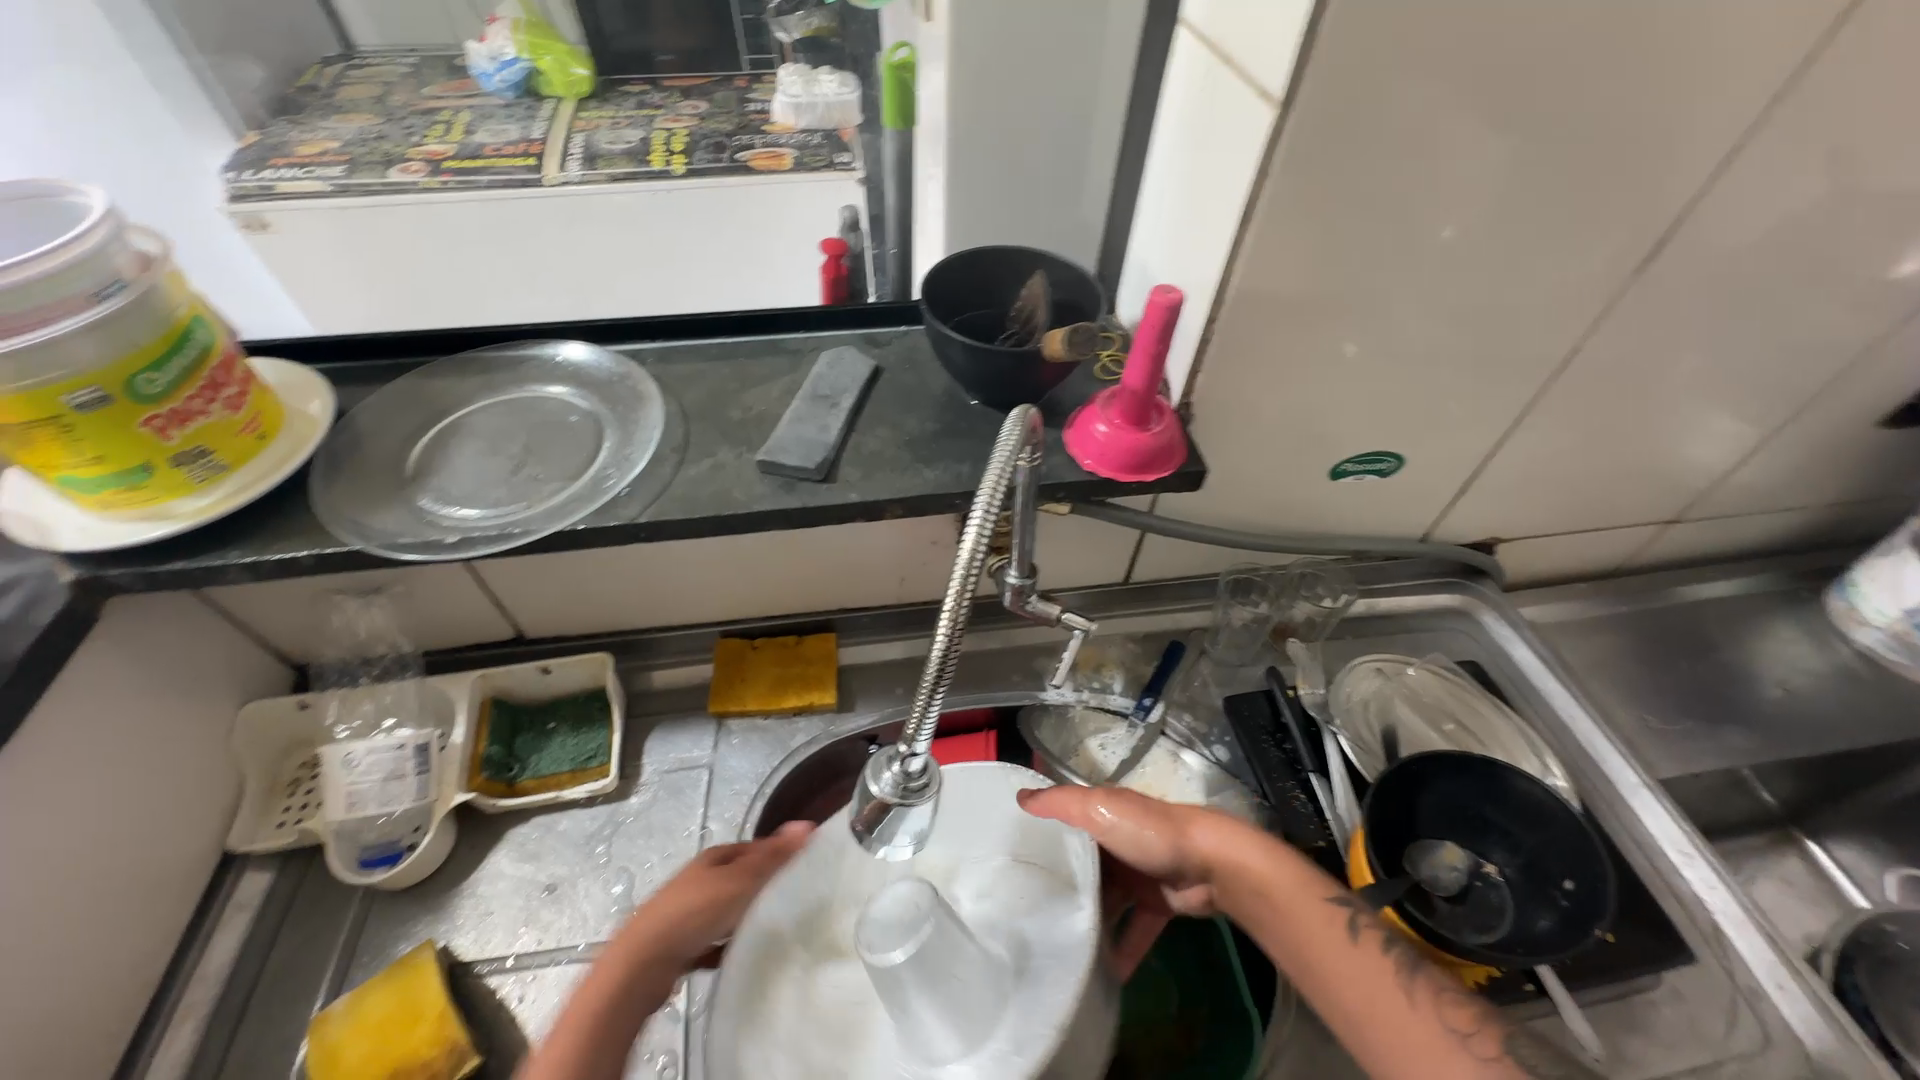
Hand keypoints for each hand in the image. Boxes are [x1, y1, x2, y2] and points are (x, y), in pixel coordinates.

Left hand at [624, 820, 813, 970]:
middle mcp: (699, 880)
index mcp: (714, 859)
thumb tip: (807, 823)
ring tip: (771, 931)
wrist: (642, 964)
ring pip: (727, 911)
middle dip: (762, 889)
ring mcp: (688, 913)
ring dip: (744, 919)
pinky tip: (739, 957)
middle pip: (740, 880)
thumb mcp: (741, 880)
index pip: (754, 849)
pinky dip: (726, 947)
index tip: (802, 872)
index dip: (777, 857)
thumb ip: (774, 857)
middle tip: (793, 903)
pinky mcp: (682, 944)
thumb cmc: (696, 912)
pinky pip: (714, 941)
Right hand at [1017, 785, 1234, 978]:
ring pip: (1106, 903)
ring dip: (1089, 924)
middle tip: (1025, 917)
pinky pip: (1134, 930)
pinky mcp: (1157, 904)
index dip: (1039, 841)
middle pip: (1082, 869)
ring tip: (1057, 950)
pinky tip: (1104, 976)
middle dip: (1060, 890)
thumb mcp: (1099, 808)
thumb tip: (1020, 796)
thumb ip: (1060, 803)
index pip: (1063, 827)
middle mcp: (1116, 844)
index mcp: (1102, 816)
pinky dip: (1123, 950)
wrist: (1211, 864)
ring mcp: (1137, 876)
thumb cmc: (1149, 832)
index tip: (1008, 864)